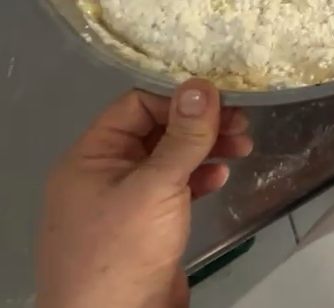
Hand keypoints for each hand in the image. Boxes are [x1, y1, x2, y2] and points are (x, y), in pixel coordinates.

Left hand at [37, 80, 253, 307]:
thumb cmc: (123, 250)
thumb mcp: (157, 186)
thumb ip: (183, 134)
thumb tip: (201, 82)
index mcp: (90, 158)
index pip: (137, 105)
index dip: (179, 97)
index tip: (223, 97)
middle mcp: (102, 174)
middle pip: (157, 129)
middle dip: (201, 123)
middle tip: (242, 121)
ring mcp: (122, 201)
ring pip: (169, 156)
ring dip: (207, 147)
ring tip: (243, 147)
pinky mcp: (142, 224)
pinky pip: (173, 185)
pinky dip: (199, 176)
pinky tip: (220, 179)